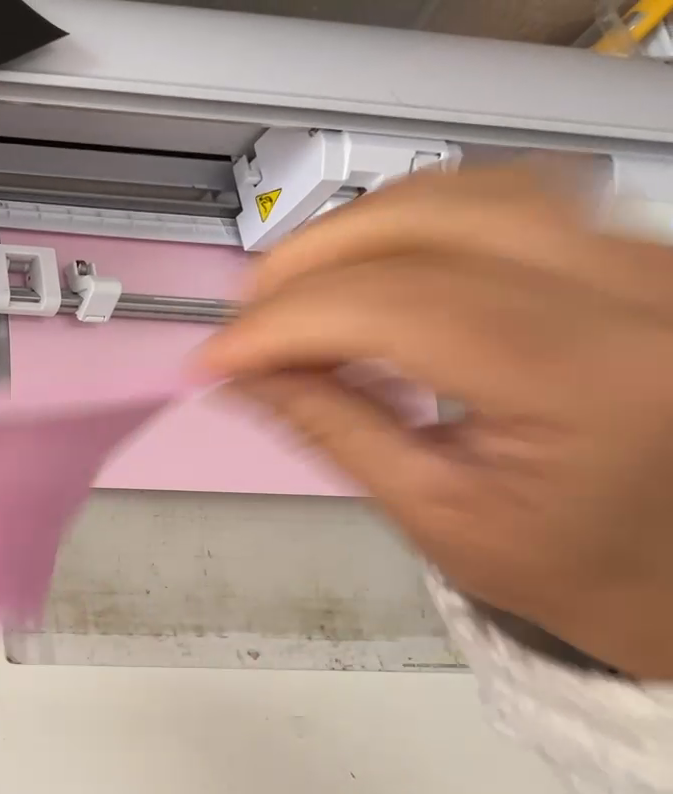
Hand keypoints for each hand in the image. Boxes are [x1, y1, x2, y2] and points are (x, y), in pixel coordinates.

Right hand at [200, 168, 672, 678]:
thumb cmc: (560, 555)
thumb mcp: (427, 508)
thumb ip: (328, 426)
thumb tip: (237, 371)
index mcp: (588, 380)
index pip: (400, 306)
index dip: (283, 323)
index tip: (212, 360)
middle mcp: (640, 293)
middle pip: (438, 217)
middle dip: (311, 260)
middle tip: (245, 319)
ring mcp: (647, 259)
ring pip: (470, 190)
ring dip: (355, 234)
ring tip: (293, 298)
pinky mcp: (633, 252)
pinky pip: (503, 201)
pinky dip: (406, 230)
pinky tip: (360, 281)